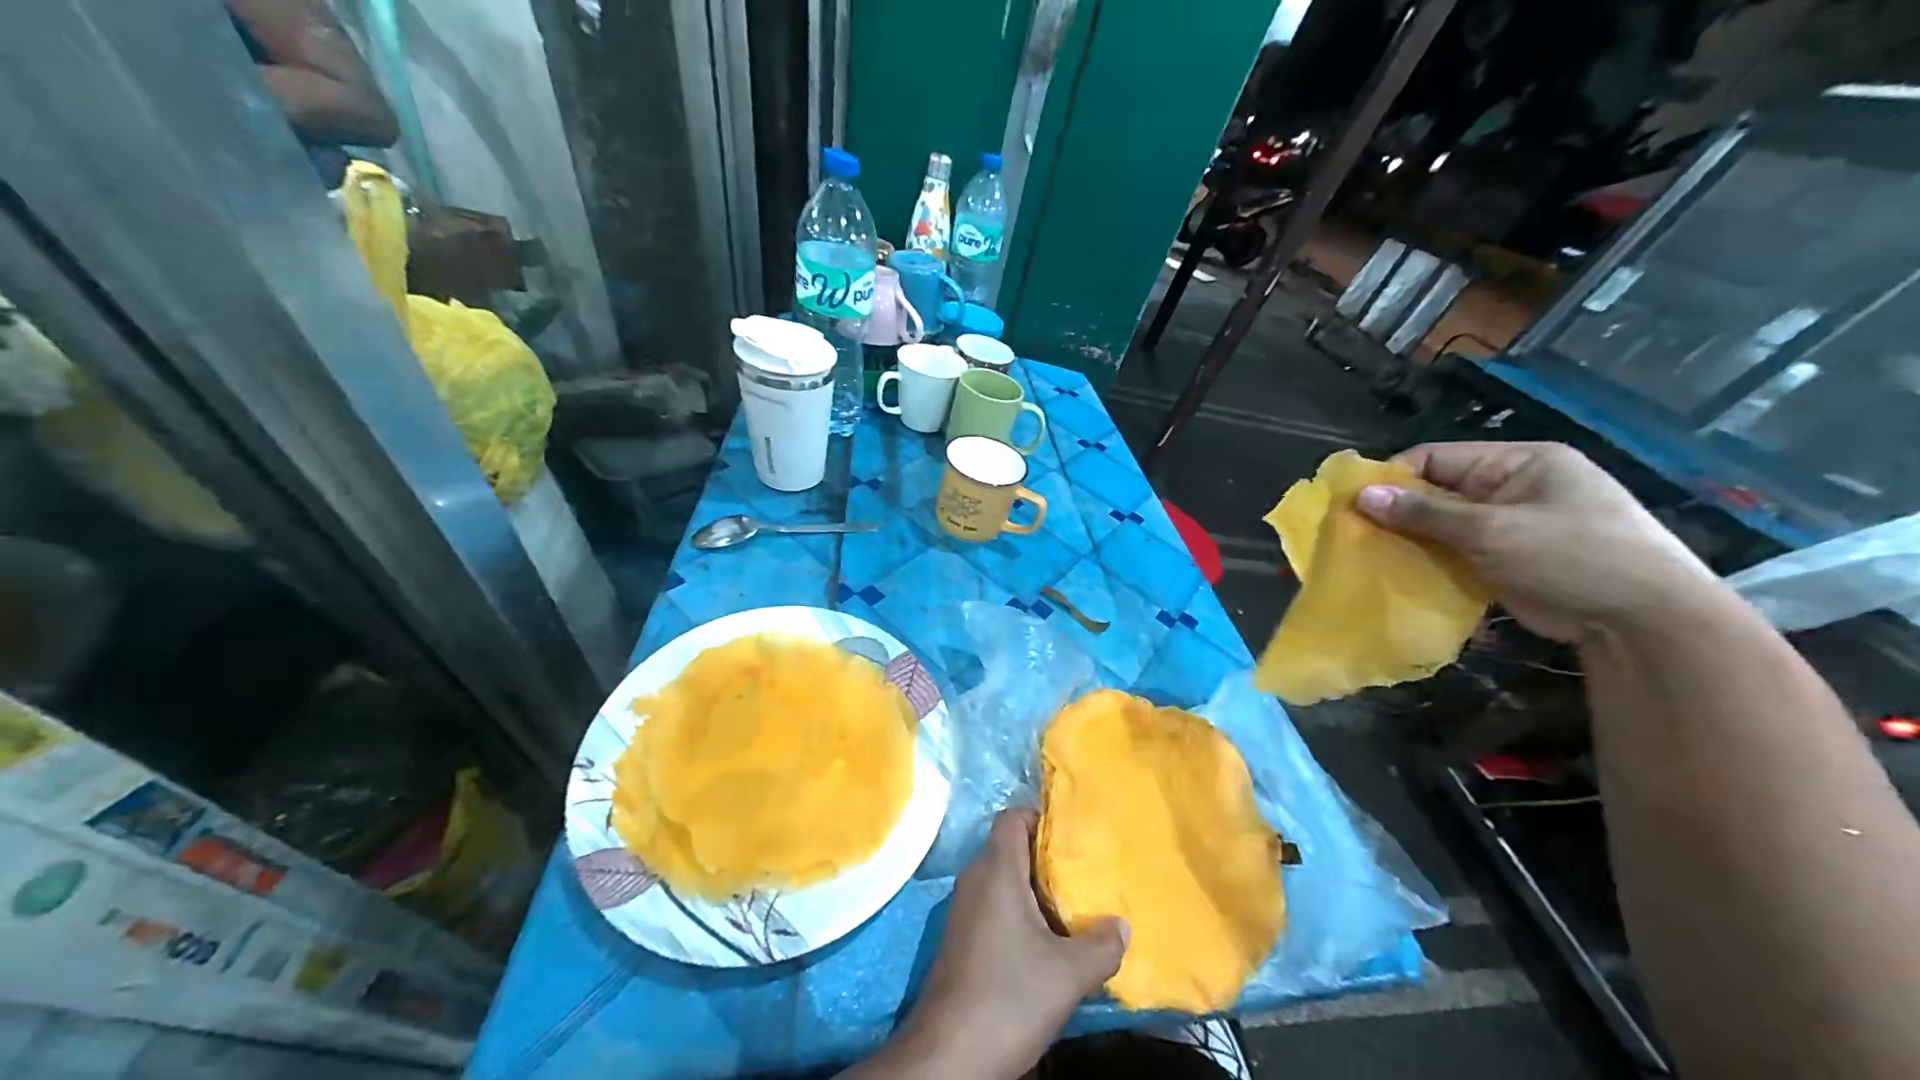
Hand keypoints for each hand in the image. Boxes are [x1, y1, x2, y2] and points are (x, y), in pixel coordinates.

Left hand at [845, 809, 1127, 1078]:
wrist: (948, 1055)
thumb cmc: (1009, 996)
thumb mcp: (1068, 974)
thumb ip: (1101, 945)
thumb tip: (1121, 926)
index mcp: (996, 870)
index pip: (1012, 817)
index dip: (1041, 818)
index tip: (1073, 838)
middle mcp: (974, 880)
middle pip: (1011, 848)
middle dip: (1048, 860)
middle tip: (1086, 876)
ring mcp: (964, 911)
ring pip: (1004, 882)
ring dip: (1037, 893)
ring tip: (1075, 911)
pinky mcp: (962, 939)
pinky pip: (995, 908)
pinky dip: (1021, 916)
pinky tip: (1049, 945)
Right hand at [1353, 442, 1725, 644]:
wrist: (1647, 622)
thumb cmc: (1573, 556)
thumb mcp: (1492, 530)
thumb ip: (1424, 514)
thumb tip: (1361, 495)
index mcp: (1520, 463)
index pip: (1438, 458)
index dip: (1394, 478)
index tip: (1354, 504)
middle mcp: (1515, 488)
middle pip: (1439, 493)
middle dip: (1399, 515)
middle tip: (1356, 537)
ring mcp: (1515, 527)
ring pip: (1444, 528)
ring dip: (1413, 544)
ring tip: (1372, 561)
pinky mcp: (1512, 561)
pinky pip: (1459, 555)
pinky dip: (1434, 565)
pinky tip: (1404, 579)